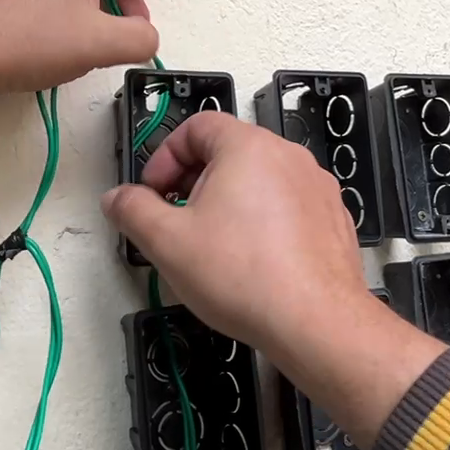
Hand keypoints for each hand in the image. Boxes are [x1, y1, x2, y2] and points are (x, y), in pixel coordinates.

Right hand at [101, 113, 445, 447]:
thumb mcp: (168, 242)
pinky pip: (287, 205)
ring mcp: (316, 186)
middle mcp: (287, 155)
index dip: (165, 156)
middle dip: (194, 180)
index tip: (154, 192)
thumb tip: (117, 198)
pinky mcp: (332, 217)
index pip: (197, 126)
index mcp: (247, 146)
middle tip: (177, 219)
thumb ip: (134, 211)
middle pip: (228, 150)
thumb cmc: (244, 276)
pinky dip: (263, 221)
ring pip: (259, 178)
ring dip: (229, 201)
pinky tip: (252, 261)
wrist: (317, 323)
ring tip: (214, 244)